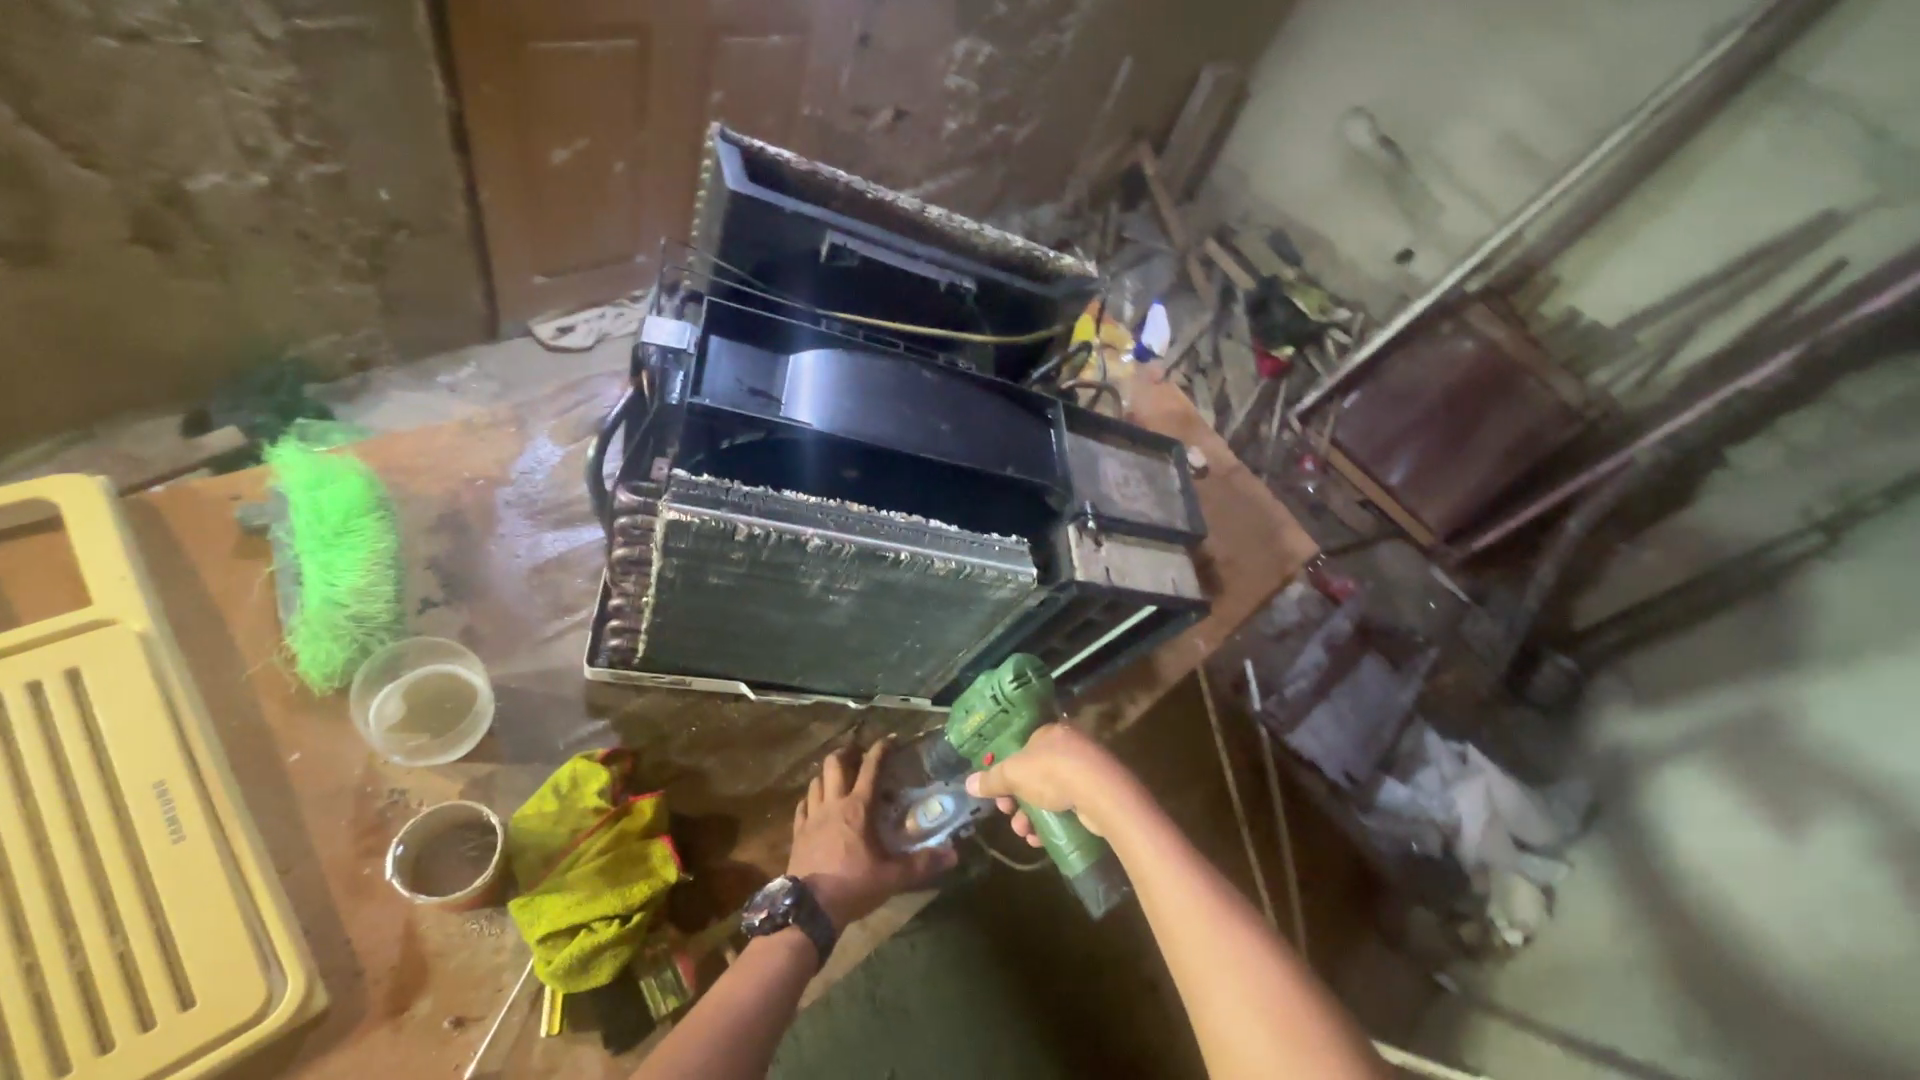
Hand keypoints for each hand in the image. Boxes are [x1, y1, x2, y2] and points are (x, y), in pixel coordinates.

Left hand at [787, 740, 957, 929]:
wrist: (809, 908)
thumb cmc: (853, 885)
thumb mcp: (892, 876)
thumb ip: (922, 863)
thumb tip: (953, 854)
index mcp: (858, 808)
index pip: (871, 768)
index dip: (881, 750)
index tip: (890, 740)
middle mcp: (833, 805)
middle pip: (834, 764)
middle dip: (846, 753)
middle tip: (857, 753)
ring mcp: (812, 818)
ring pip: (816, 782)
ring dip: (827, 774)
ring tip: (837, 777)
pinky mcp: (798, 833)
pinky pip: (802, 805)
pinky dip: (810, 798)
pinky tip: (815, 804)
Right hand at [964, 723, 1132, 845]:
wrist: (1100, 793)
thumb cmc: (1052, 772)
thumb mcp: (1013, 774)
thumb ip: (991, 779)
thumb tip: (968, 784)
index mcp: (1049, 733)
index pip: (1022, 748)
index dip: (1006, 771)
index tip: (997, 791)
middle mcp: (1068, 748)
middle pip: (1033, 774)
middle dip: (1017, 799)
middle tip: (1008, 813)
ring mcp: (1084, 771)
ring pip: (1049, 794)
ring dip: (1031, 816)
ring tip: (1024, 833)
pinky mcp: (1095, 795)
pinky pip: (1066, 808)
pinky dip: (1051, 823)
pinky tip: (1041, 840)